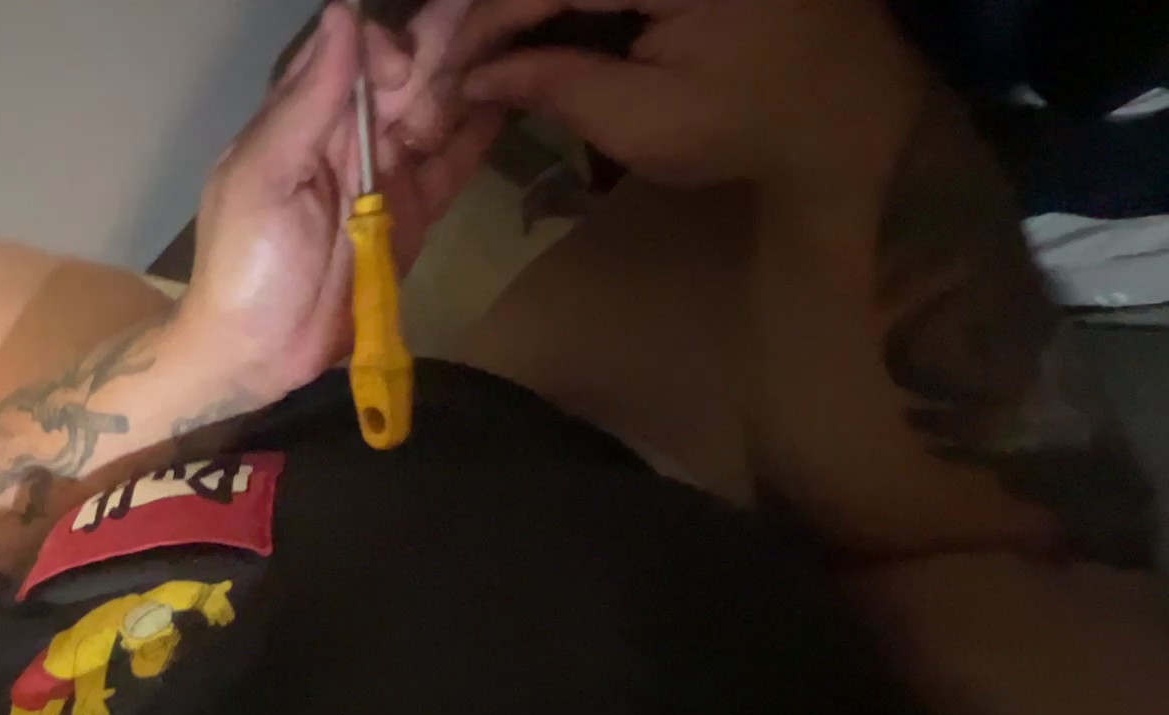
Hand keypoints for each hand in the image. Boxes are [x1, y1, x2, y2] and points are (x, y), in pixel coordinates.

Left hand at [178, 3, 502, 401]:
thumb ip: (304, 102)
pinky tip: (511, 98)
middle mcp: (345, 141)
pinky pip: (447, 171)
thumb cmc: (246, 266)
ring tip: (518, 36)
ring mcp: (380, 181)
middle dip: (443, 41)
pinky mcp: (407, 221)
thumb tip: (343, 13)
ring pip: (431, 113)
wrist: (258, 353)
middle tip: (501, 10)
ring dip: (469, 77)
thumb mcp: (263, 178)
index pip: (351, 55)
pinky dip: (475, 139)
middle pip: (401, 77)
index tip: (402, 69)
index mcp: (300, 122)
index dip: (384, 45)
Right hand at [446, 0, 929, 199]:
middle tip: (461, 65)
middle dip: (498, 9)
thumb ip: (555, 89)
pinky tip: (535, 35)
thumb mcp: (641, 122)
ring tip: (489, 54)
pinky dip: (559, 5)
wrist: (843, 103)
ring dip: (526, 7)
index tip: (448, 75)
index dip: (487, 24)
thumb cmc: (744, 125)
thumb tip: (475, 80)